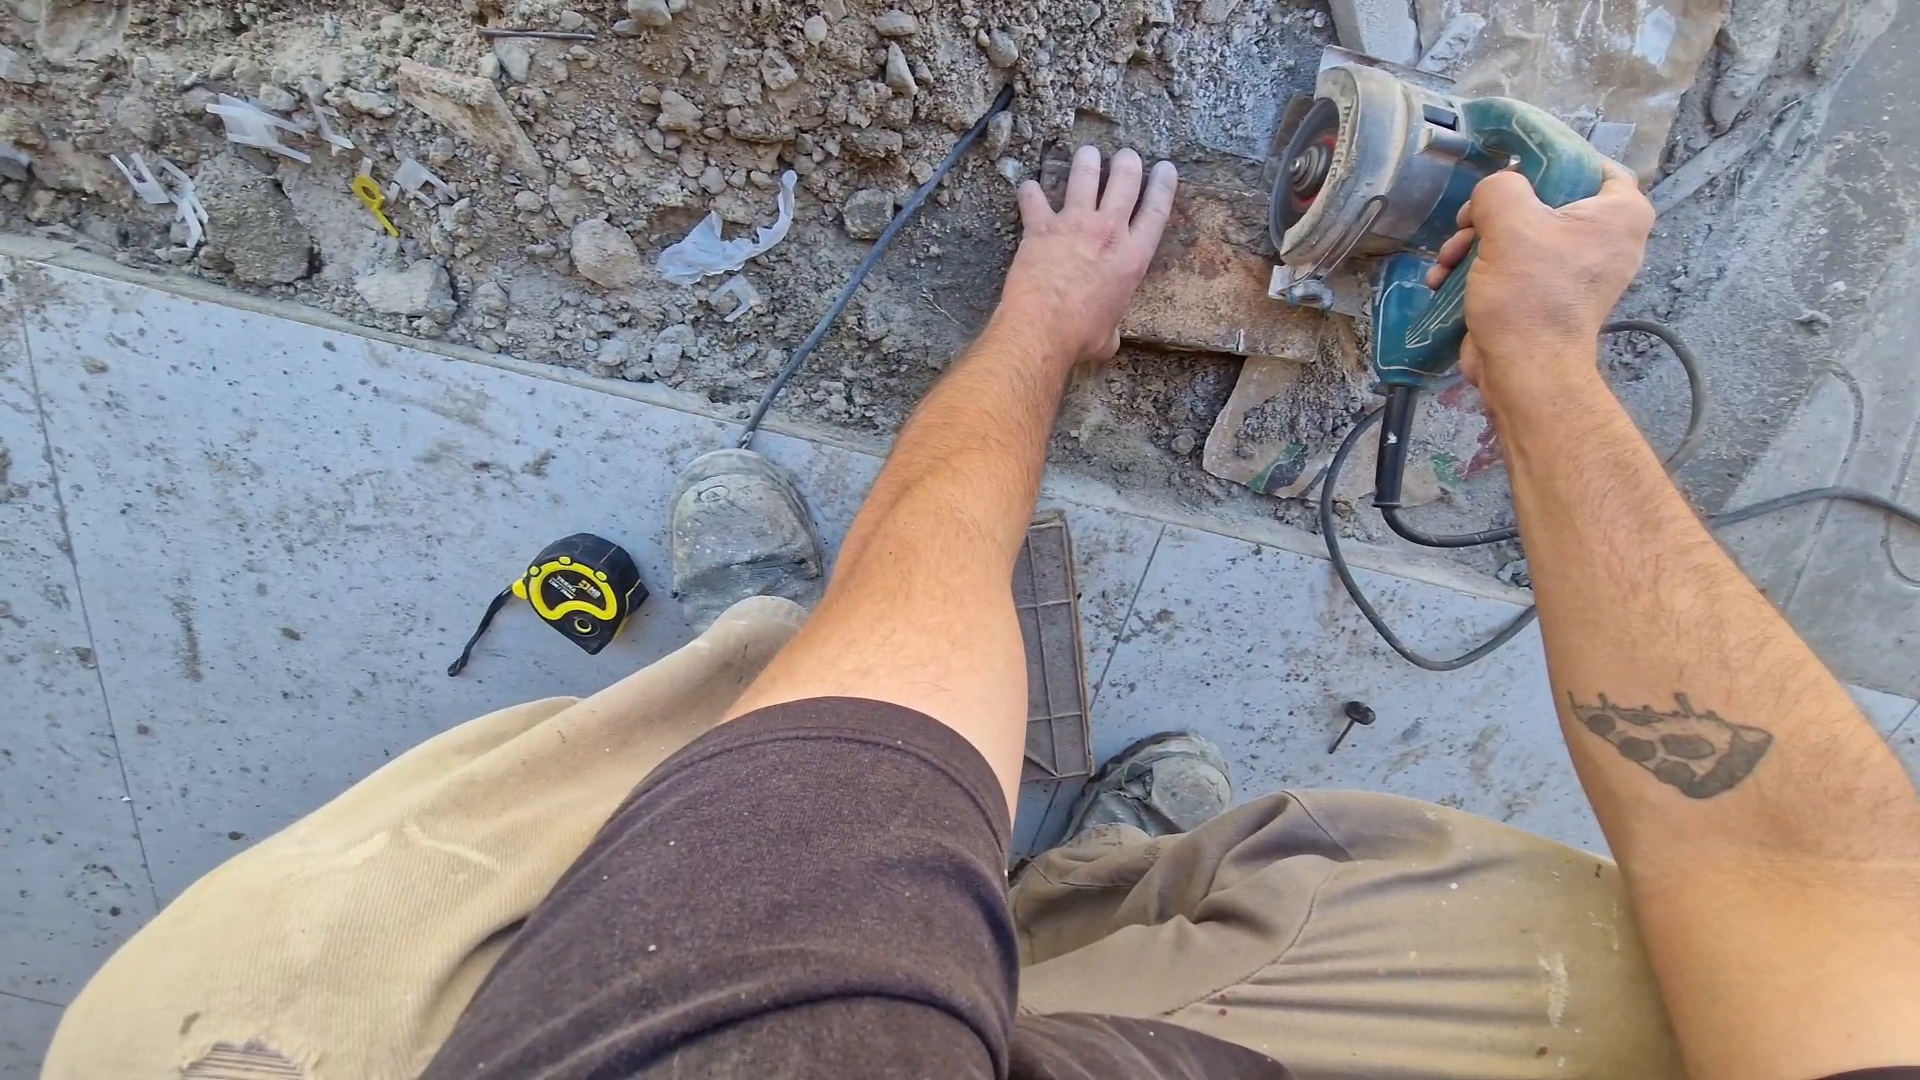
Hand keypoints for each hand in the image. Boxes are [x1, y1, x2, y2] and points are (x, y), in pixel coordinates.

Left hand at [997, 146, 1178, 366]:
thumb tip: (1109, 339)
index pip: (1156, 211)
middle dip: (1128, 162)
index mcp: (1133, 258)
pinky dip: (1030, 191)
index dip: (1163, 185)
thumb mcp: (1109, 336)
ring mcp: (1074, 224)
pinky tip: (1028, 187)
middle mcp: (1108, 232)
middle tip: (1126, 156)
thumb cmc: (1080, 337)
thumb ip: (1113, 328)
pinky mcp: (1041, 227)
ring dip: (1086, 161)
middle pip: (1125, 180)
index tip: (1166, 169)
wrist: (1043, 329)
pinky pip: (1034, 198)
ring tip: (1087, 155)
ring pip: (1085, 174)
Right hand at [1424, 159, 1653, 404]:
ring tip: (1444, 265)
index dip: (1542, 166)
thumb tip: (1491, 191)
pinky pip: (1511, 269)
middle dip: (1489, 219)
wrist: (1522, 367)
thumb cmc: (1527, 294)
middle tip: (1462, 230)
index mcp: (1619, 213)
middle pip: (1540, 205)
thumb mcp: (1509, 227)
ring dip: (1471, 248)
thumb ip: (1499, 190)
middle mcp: (1606, 238)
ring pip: (1517, 239)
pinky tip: (1442, 283)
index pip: (1588, 165)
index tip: (1503, 179)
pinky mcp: (1545, 297)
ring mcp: (1574, 271)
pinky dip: (1477, 273)